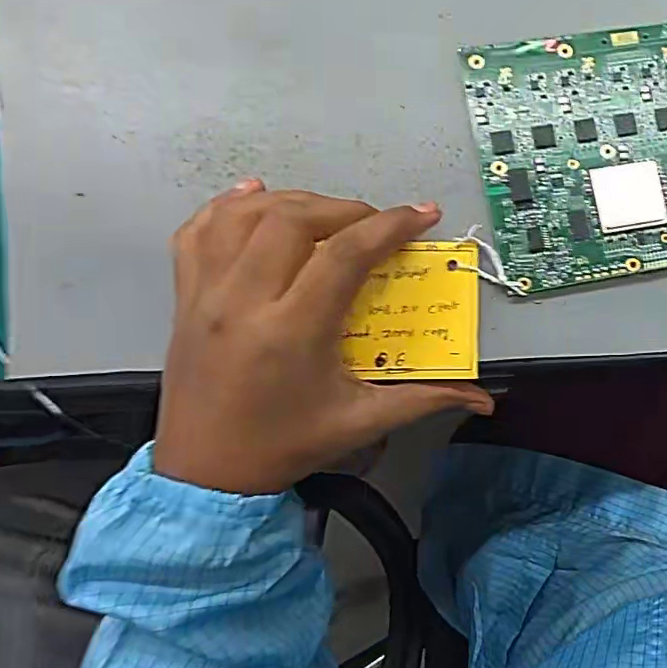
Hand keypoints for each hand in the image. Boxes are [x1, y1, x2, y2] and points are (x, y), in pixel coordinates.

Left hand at [152, 180, 494, 494]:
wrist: (206, 472)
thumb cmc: (286, 444)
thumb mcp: (363, 421)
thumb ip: (426, 400)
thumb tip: (480, 399)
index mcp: (292, 332)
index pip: (344, 255)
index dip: (389, 226)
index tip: (420, 216)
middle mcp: (243, 303)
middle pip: (294, 220)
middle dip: (347, 209)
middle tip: (379, 222)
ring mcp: (206, 295)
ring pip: (245, 216)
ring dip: (296, 201)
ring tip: (332, 212)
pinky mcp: (186, 296)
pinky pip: (199, 230)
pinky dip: (229, 204)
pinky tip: (256, 195)